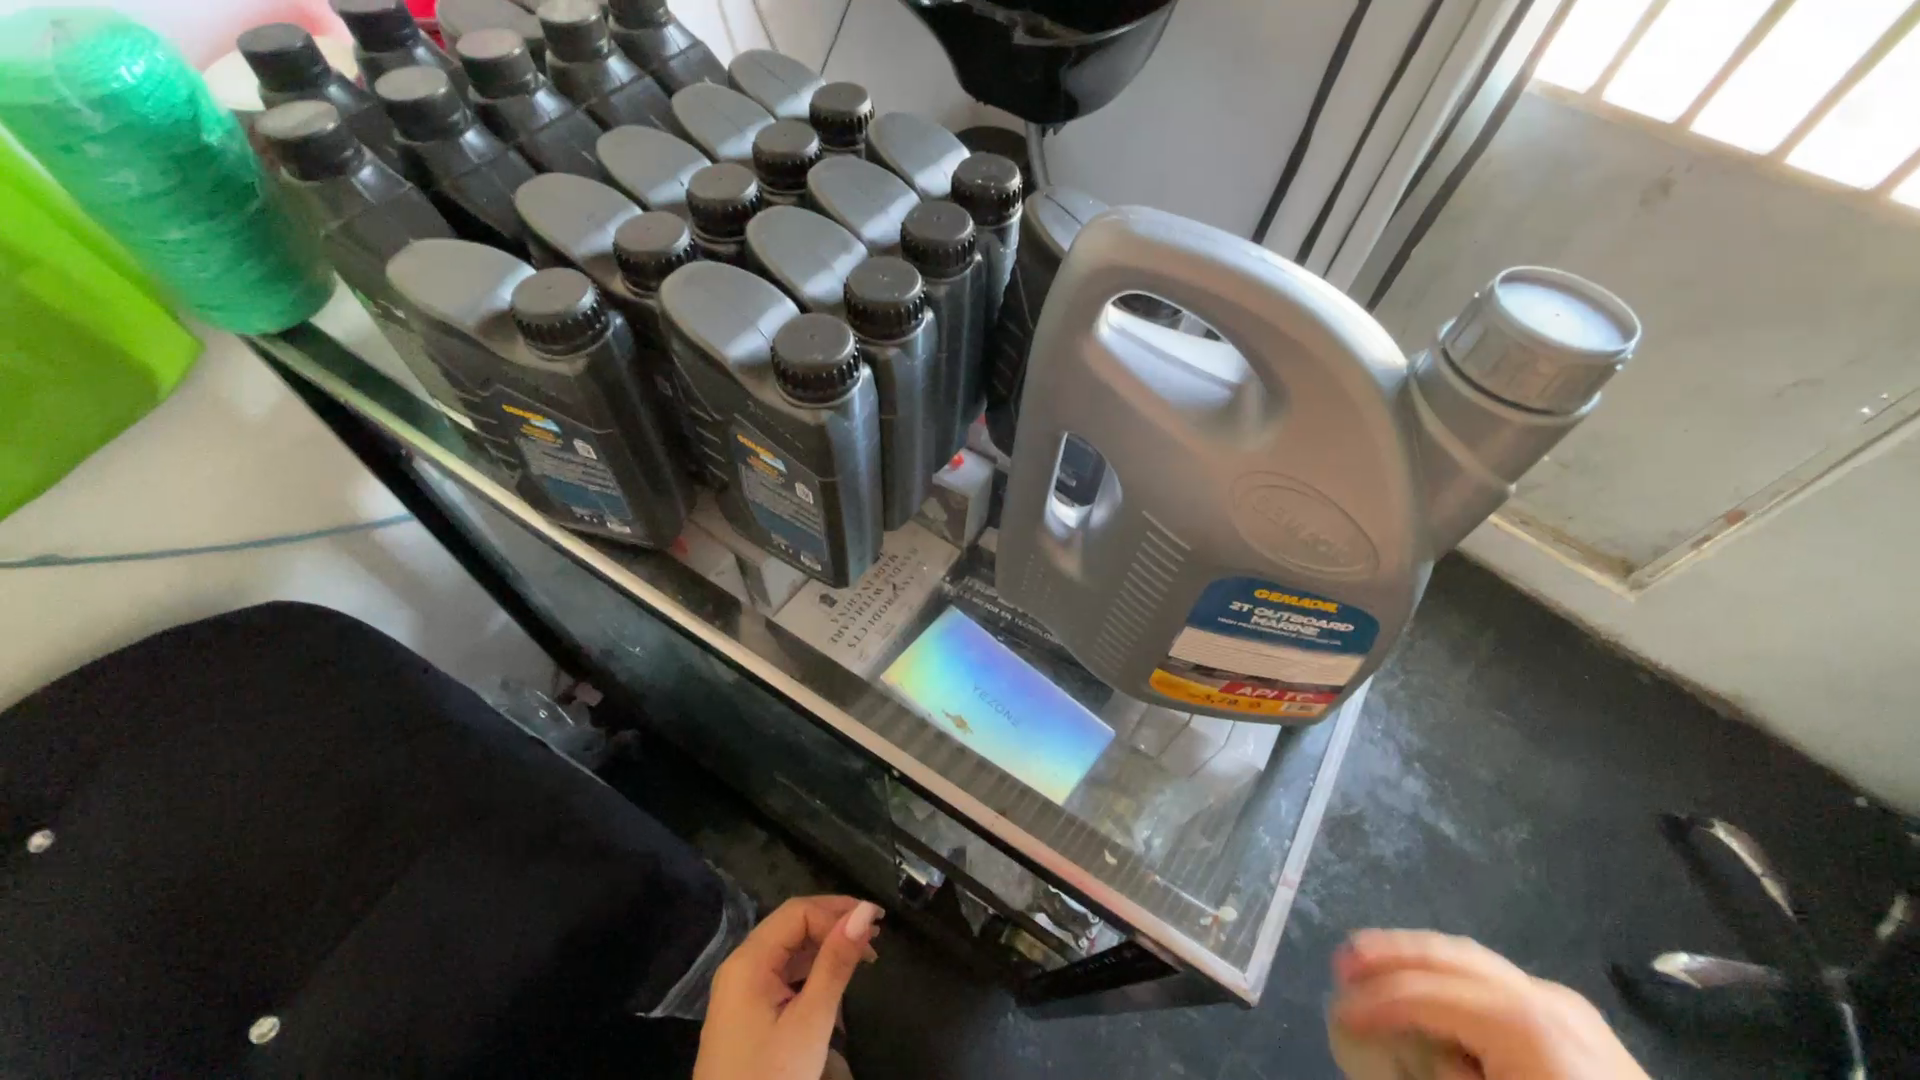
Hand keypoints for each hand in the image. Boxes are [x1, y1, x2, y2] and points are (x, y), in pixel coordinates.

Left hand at [693, 895, 881, 1079]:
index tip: (877, 925)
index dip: (838, 912)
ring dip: (825, 946)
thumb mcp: (810, 1021)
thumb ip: (835, 963)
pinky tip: (834, 981)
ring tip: (864, 957)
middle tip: (876, 937)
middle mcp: (740, 966)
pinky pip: (781, 973)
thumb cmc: (772, 1077)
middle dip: (834, 924)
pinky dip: (810, 970)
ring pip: (787, 949)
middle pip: (791, 925)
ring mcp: (740, 990)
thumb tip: (864, 912)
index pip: (797, 912)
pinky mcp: (746, 1012)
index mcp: (749, 961)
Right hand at [1331, 929, 1649, 1079]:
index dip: (1374, 1001)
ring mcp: (1564, 1004)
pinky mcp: (1576, 1020)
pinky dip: (1453, 974)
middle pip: (1447, 956)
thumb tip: (1417, 1051)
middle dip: (1390, 953)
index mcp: (1520, 1022)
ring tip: (1374, 960)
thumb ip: (1445, 1073)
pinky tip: (1431, 987)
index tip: (1336, 1012)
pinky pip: (1497, 981)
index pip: (1424, 995)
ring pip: (1472, 958)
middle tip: (1342, 962)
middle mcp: (1541, 996)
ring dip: (1418, 956)